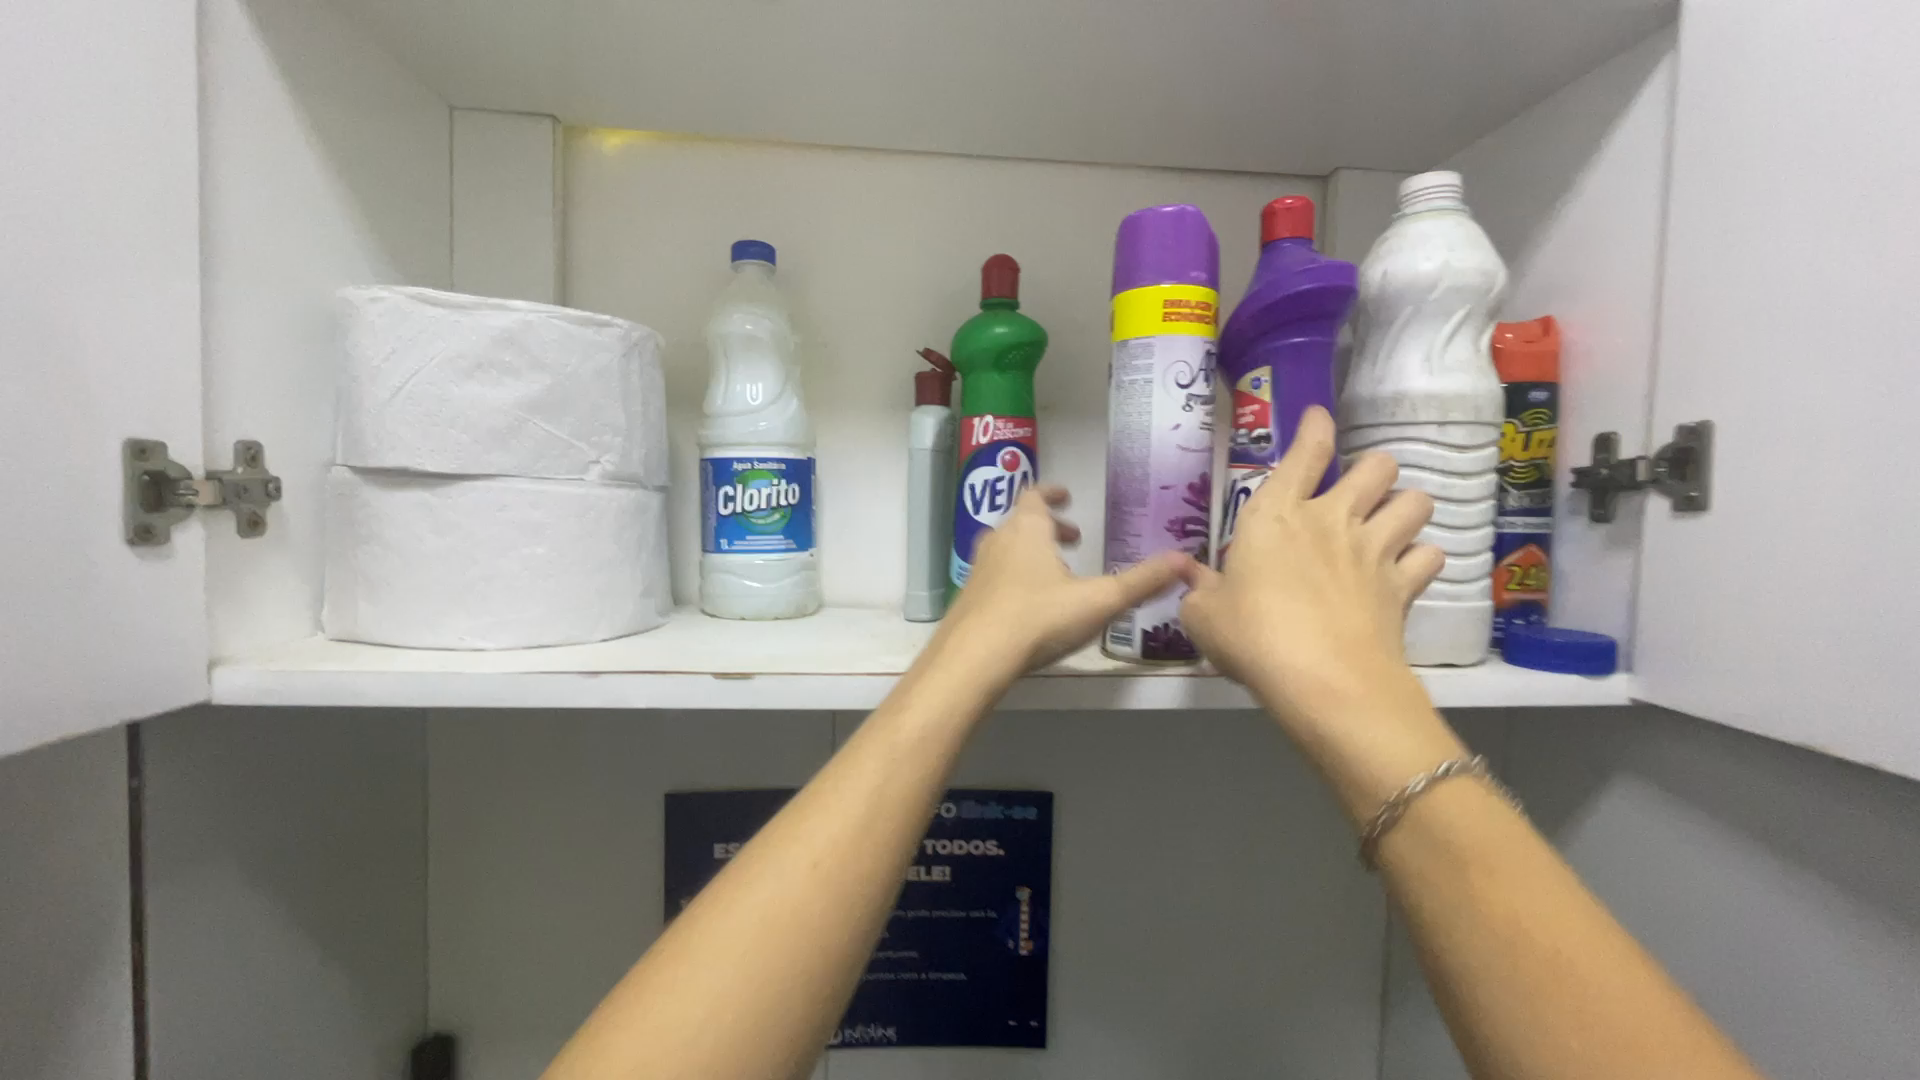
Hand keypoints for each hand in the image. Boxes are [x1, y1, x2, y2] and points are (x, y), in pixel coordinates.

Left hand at [935, 486, 1190, 683]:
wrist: (974, 657)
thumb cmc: (1039, 617)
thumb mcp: (1099, 600)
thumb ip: (1142, 581)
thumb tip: (1184, 560)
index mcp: (1027, 529)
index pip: (1036, 496)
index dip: (1052, 493)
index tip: (1067, 496)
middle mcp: (998, 541)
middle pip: (1021, 523)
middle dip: (1048, 528)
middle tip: (1073, 540)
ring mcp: (978, 570)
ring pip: (1006, 550)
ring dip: (1031, 554)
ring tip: (1056, 575)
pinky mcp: (968, 599)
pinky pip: (995, 578)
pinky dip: (1014, 579)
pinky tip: (1029, 608)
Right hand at [1181, 407, 1443, 731]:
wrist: (1322, 679)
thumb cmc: (1251, 635)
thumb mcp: (1202, 614)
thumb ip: (1198, 590)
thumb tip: (1190, 578)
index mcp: (1276, 514)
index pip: (1304, 451)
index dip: (1315, 427)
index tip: (1319, 416)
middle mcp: (1331, 519)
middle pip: (1377, 466)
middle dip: (1372, 470)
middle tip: (1356, 492)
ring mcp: (1373, 550)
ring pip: (1415, 501)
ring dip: (1404, 506)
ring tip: (1388, 524)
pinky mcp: (1403, 586)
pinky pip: (1429, 556)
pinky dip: (1420, 560)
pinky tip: (1405, 571)